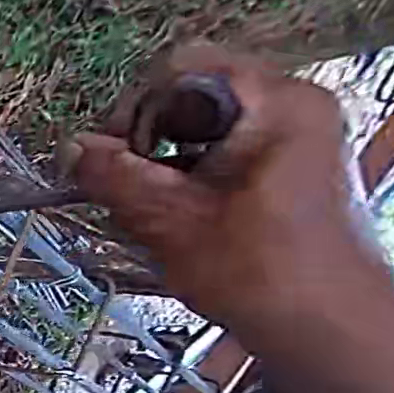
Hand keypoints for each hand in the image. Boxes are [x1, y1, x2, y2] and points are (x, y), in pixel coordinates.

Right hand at [66, 44, 393, 360]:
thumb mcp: (170, 222)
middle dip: (141, 143)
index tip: (112, 163)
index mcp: (276, 103)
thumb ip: (115, 178)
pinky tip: (173, 218)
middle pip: (186, 98)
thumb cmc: (254, 269)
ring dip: (156, 167)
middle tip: (125, 194)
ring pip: (193, 130)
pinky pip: (212, 153)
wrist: (326, 323)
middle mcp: (289, 105)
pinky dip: (179, 179)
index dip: (133, 111)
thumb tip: (67, 147)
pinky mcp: (281, 165)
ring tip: (149, 214)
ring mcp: (288, 135)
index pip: (180, 70)